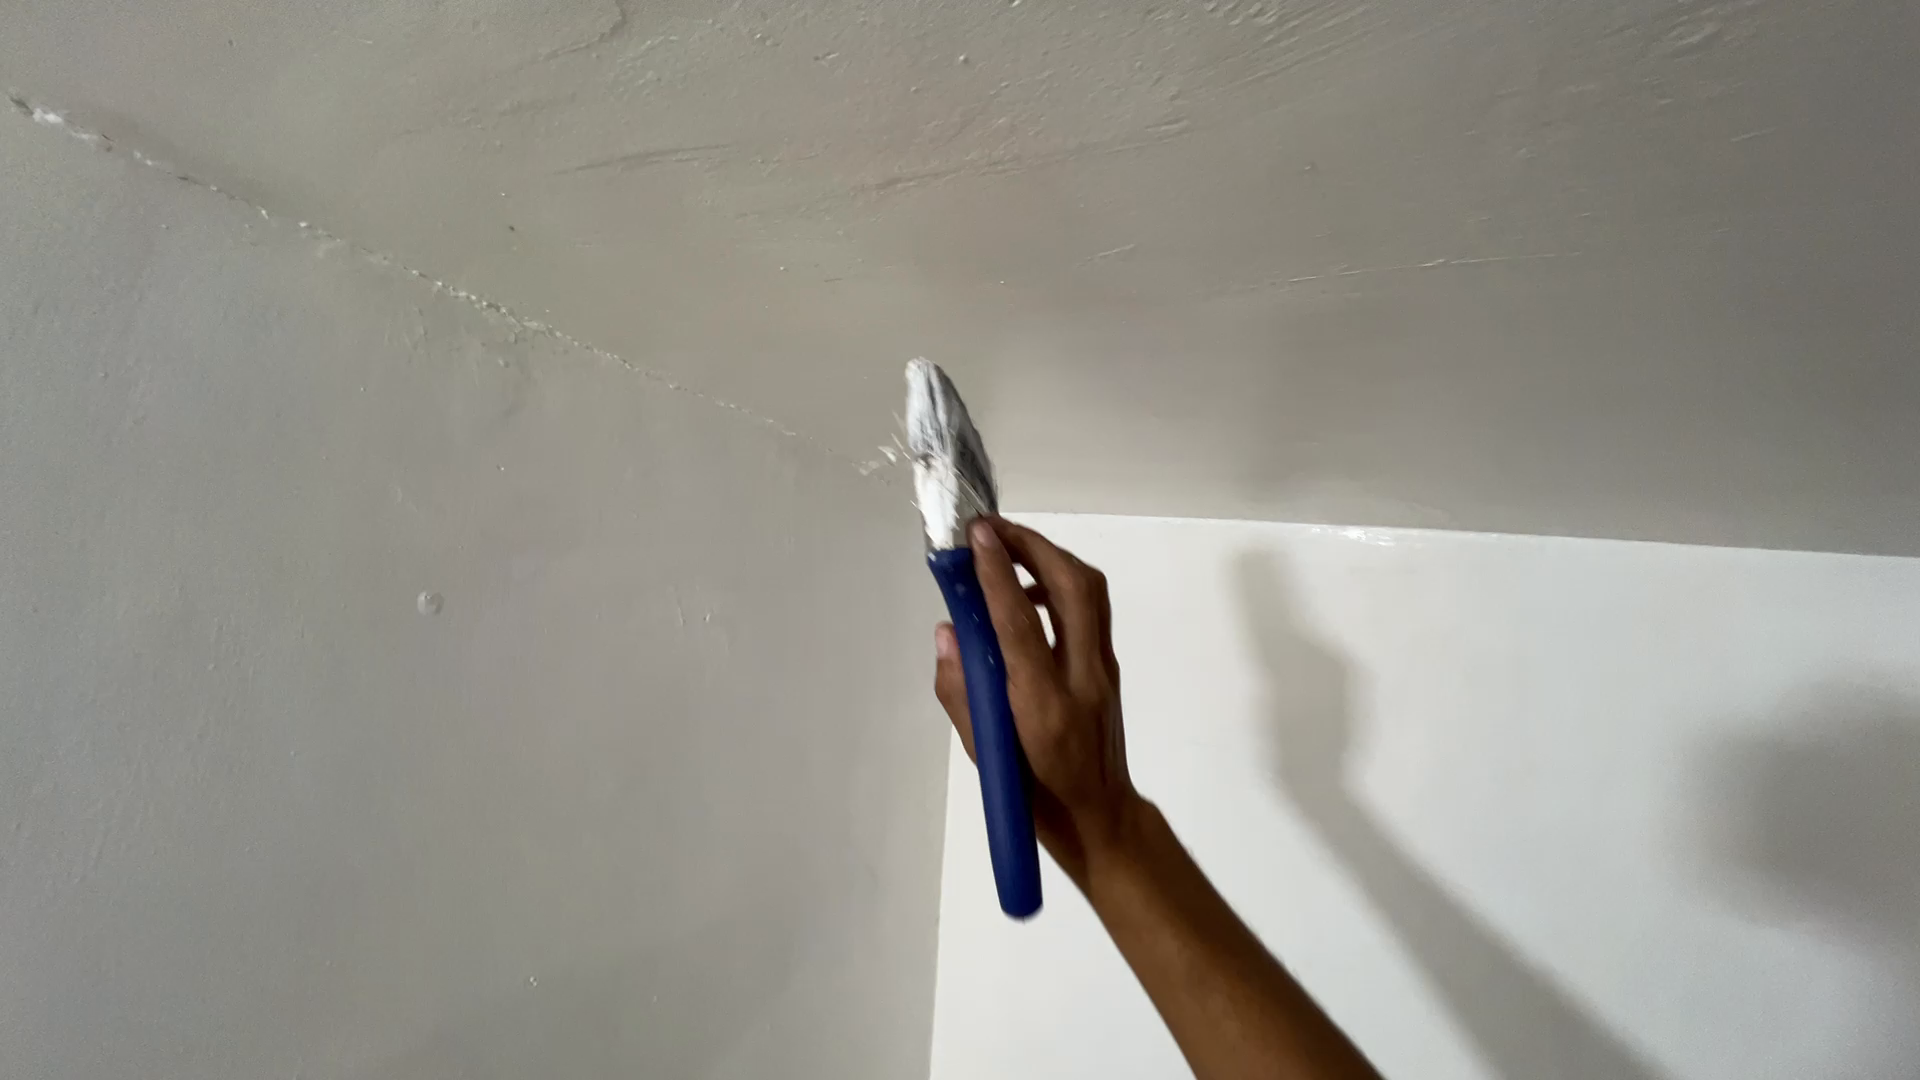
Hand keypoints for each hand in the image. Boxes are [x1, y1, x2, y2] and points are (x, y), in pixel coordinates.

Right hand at [934, 517, 1139, 884]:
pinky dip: (1059, 581)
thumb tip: (948, 630)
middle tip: (991, 529)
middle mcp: (1082, 678)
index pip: (1020, 624)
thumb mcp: (982, 753)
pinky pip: (1090, 606)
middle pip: (1074, 588)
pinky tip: (1027, 592)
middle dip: (1033, 546)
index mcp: (1042, 706)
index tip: (977, 536)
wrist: (1099, 817)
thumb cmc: (1032, 796)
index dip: (997, 574)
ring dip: (1049, 556)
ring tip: (1007, 548)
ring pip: (1090, 590)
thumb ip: (959, 690)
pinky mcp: (1109, 665)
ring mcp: (1103, 669)